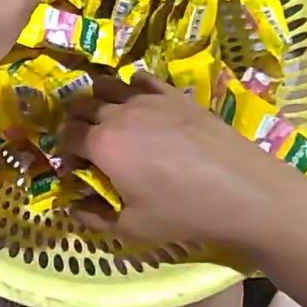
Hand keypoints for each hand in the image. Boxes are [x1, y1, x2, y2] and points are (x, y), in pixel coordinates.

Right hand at [58, 73, 306, 262]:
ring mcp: (148, 99)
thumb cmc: (182, 211)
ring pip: (107, 84)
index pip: (67, 135)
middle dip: (77, 122)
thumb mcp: (132, 227)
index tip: (76, 168)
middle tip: (89, 143)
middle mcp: (119, 113)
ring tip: (110, 120)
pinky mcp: (174, 94)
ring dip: (99, 99)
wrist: (240, 190)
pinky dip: (132, 87)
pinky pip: (141, 79)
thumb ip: (94, 216)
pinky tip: (140, 104)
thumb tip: (74, 206)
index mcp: (102, 144)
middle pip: (81, 104)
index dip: (66, 151)